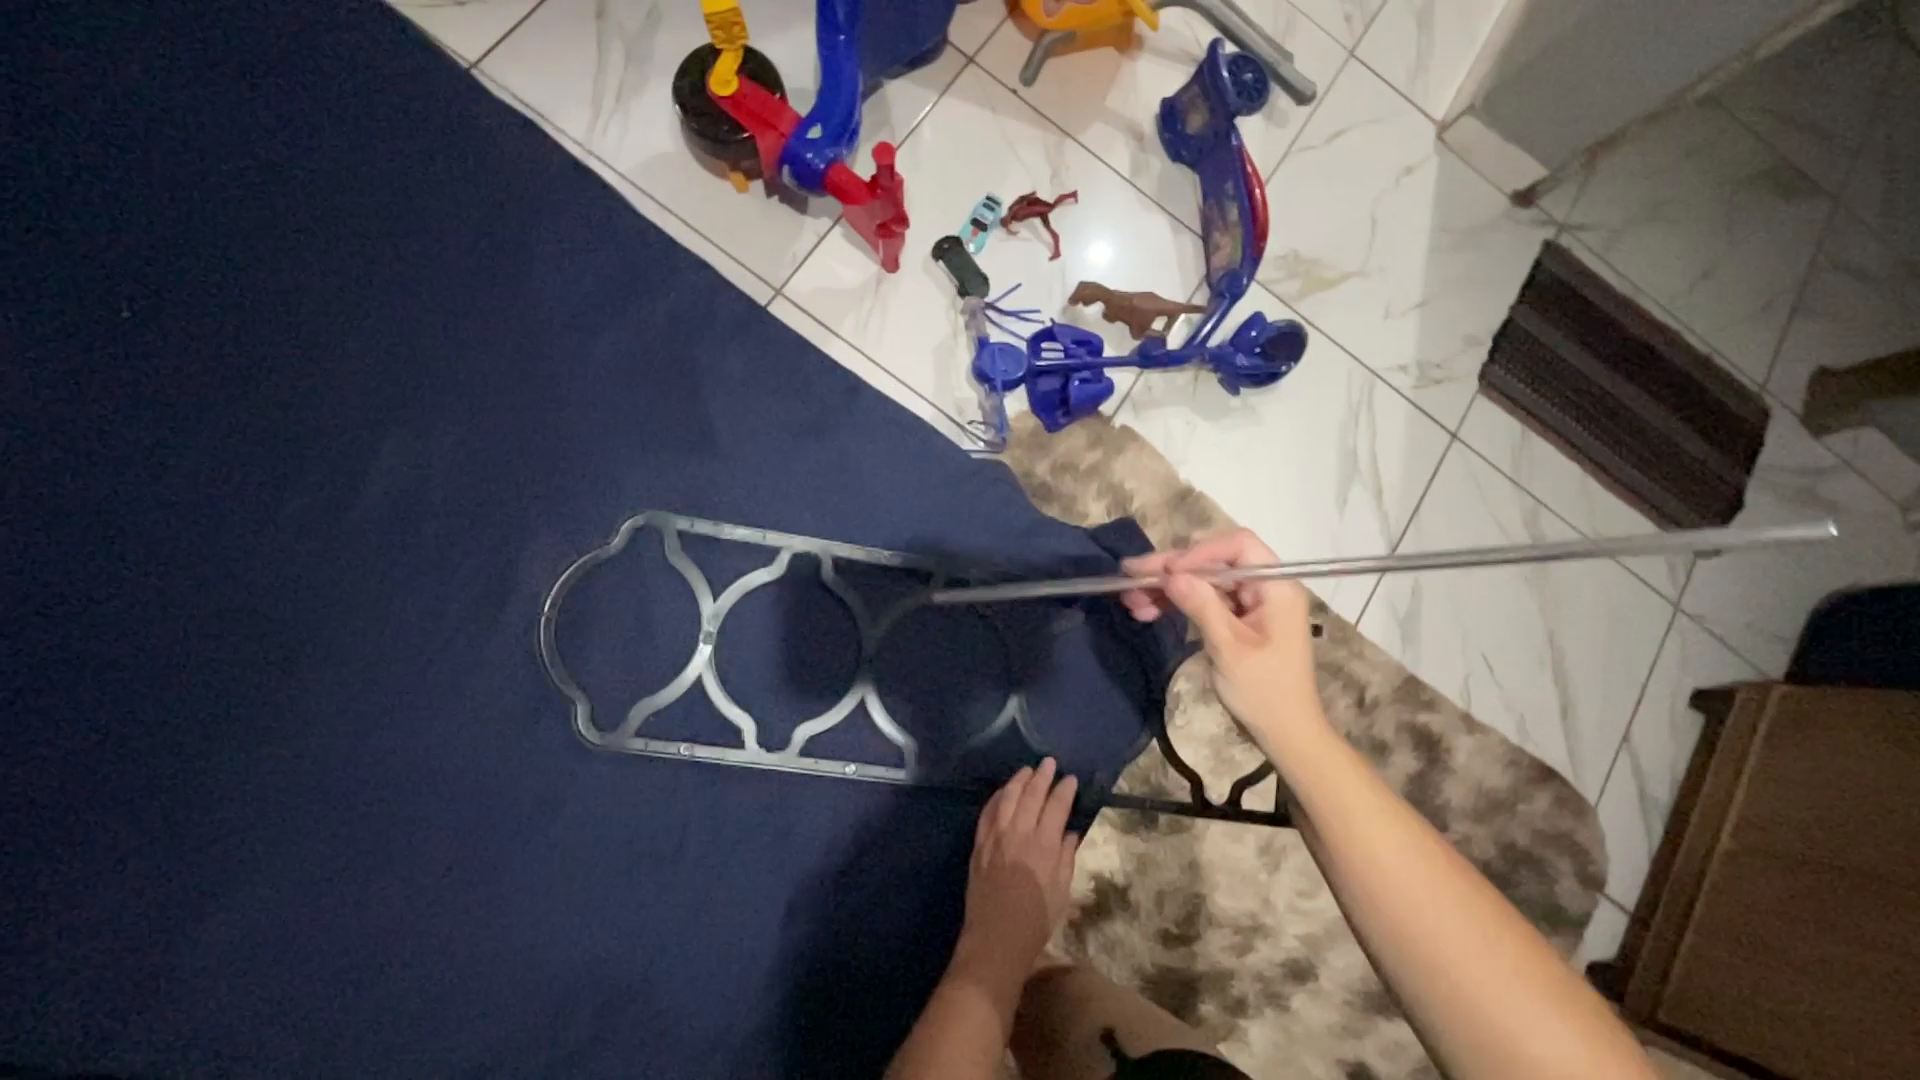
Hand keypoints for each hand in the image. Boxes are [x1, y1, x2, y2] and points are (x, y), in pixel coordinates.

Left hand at [952, 759, 1079, 990]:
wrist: (995, 938)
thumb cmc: (1035, 920)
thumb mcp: (1062, 892)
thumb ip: (1066, 858)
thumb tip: (1070, 832)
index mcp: (1044, 846)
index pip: (1056, 806)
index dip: (1064, 790)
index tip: (1071, 778)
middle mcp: (1019, 834)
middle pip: (1031, 795)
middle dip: (1042, 776)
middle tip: (1049, 763)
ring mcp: (995, 837)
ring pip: (1007, 798)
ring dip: (1019, 781)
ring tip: (1028, 770)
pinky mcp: (979, 844)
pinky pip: (987, 812)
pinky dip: (996, 798)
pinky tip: (1003, 792)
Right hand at [1119, 529, 1319, 744]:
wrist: (1285, 733)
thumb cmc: (1265, 691)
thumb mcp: (1230, 648)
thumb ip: (1202, 606)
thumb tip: (1171, 574)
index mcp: (1276, 586)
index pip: (1238, 546)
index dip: (1199, 552)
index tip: (1167, 572)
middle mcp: (1264, 586)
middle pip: (1214, 562)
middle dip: (1172, 570)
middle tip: (1130, 575)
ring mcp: (1250, 602)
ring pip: (1202, 581)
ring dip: (1167, 588)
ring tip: (1131, 599)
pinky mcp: (1236, 619)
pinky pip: (1203, 600)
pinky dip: (1177, 603)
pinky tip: (1147, 609)